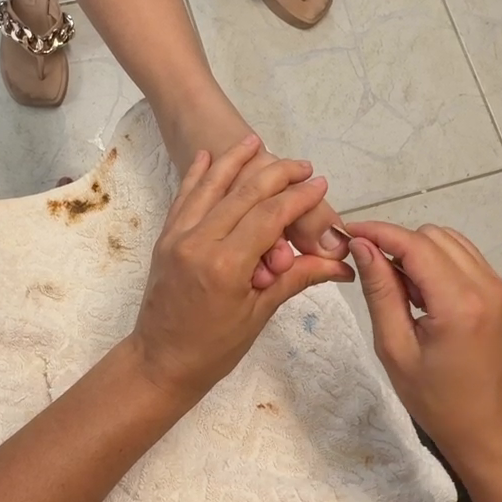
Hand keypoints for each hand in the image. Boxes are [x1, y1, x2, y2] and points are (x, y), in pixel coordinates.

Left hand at [133, 135, 355, 399]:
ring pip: (210, 186)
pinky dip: (196, 175)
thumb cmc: (214, 348)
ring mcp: (178, 237)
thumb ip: (295, 277)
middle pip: (243, 194)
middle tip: (303, 164)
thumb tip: (341, 263)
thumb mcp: (258, 313)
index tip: (320, 183)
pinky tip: (207, 156)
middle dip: (276, 174)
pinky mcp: (166, 238)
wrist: (160, 361)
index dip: (298, 197)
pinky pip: (184, 198)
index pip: (269, 216)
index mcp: (226, 265)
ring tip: (255, 140)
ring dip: (233, 160)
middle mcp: (199, 242)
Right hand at [345, 221, 501, 472]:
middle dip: (396, 243)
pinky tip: (420, 292)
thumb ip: (379, 291)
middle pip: (432, 236)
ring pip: (448, 240)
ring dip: (416, 251)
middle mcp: (485, 285)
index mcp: (458, 302)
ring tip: (397, 287)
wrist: (490, 429)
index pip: (414, 244)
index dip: (377, 232)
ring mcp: (497, 287)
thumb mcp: (395, 348)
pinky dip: (436, 261)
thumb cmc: (436, 399)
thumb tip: (362, 246)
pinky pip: (463, 256)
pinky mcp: (500, 293)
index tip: (346, 232)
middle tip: (371, 272)